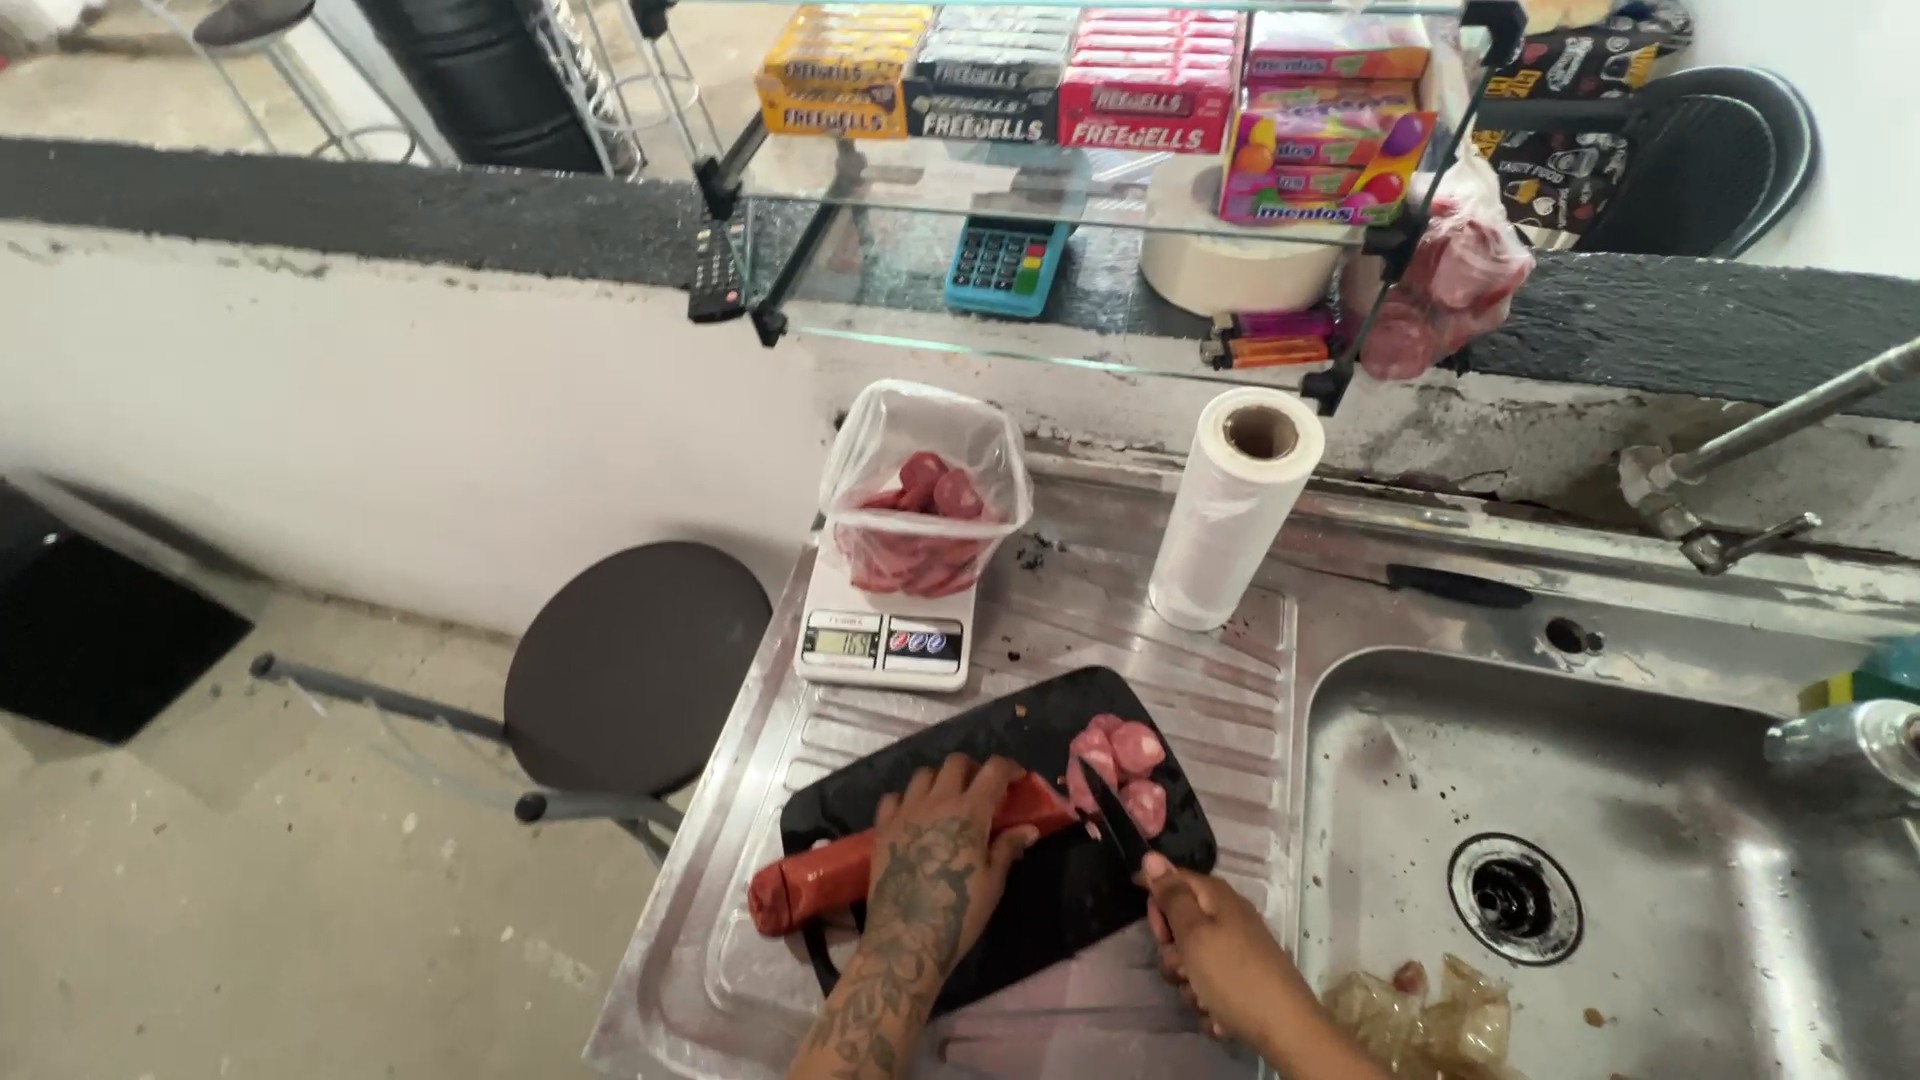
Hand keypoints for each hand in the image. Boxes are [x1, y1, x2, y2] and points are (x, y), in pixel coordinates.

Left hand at [862, 754, 1040, 986]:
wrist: (907, 939)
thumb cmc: (959, 912)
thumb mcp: (993, 882)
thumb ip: (1008, 847)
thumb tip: (1029, 829)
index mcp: (969, 811)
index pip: (993, 770)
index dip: (1008, 767)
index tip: (1017, 777)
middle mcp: (937, 801)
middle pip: (956, 762)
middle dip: (973, 769)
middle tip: (982, 790)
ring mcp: (906, 812)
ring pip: (923, 774)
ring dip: (940, 780)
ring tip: (948, 800)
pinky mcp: (883, 828)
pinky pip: (893, 798)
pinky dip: (907, 798)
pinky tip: (914, 815)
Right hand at [1142, 852, 1317, 1048]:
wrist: (1287, 1030)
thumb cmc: (1233, 975)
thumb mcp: (1193, 932)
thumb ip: (1171, 894)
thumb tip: (1151, 856)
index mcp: (1215, 896)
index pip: (1172, 879)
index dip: (1155, 900)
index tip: (1158, 932)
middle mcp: (1226, 917)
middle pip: (1179, 924)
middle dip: (1173, 952)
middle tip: (1183, 967)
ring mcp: (1235, 950)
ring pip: (1190, 960)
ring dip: (1189, 983)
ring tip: (1204, 999)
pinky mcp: (1241, 979)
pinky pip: (1208, 984)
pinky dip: (1208, 1000)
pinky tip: (1218, 1016)